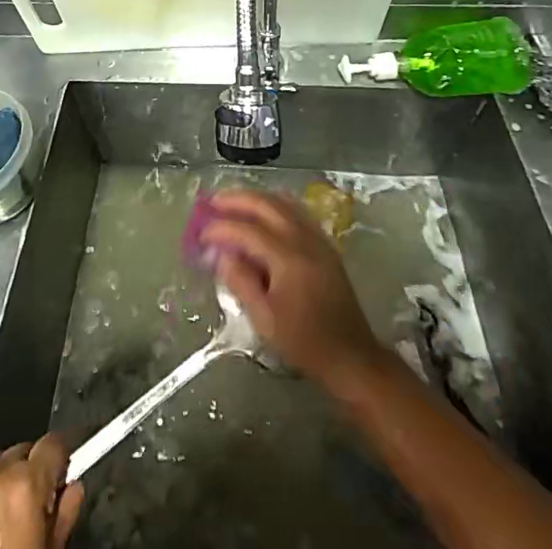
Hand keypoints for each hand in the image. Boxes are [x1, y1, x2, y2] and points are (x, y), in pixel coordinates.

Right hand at [199, 190, 385, 385]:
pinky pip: (298, 213)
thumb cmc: (304, 341)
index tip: (200, 234)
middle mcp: (306, 240)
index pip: (249, 231)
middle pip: (269, 205)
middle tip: (213, 201)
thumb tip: (223, 255)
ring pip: (286, 204)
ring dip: (257, 198)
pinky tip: (264, 212)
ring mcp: (319, 239)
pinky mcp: (326, 246)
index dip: (222, 228)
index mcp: (289, 258)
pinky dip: (276, 205)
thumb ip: (242, 282)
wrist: (350, 353)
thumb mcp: (265, 319)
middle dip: (238, 199)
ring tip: (233, 201)